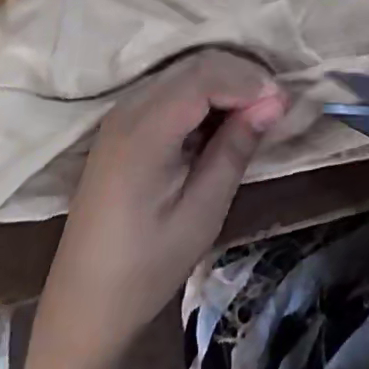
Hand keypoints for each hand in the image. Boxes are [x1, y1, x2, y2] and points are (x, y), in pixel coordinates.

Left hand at [25, 50, 287, 368]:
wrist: (84, 302)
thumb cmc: (147, 265)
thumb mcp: (202, 212)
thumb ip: (236, 148)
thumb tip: (275, 102)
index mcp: (144, 132)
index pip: (204, 77)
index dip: (248, 81)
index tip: (284, 103)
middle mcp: (128, 109)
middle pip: (194, 65)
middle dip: (240, 75)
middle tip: (275, 106)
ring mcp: (121, 113)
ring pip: (183, 71)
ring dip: (224, 81)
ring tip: (256, 112)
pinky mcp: (122, 123)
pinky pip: (170, 87)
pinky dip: (203, 92)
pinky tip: (222, 119)